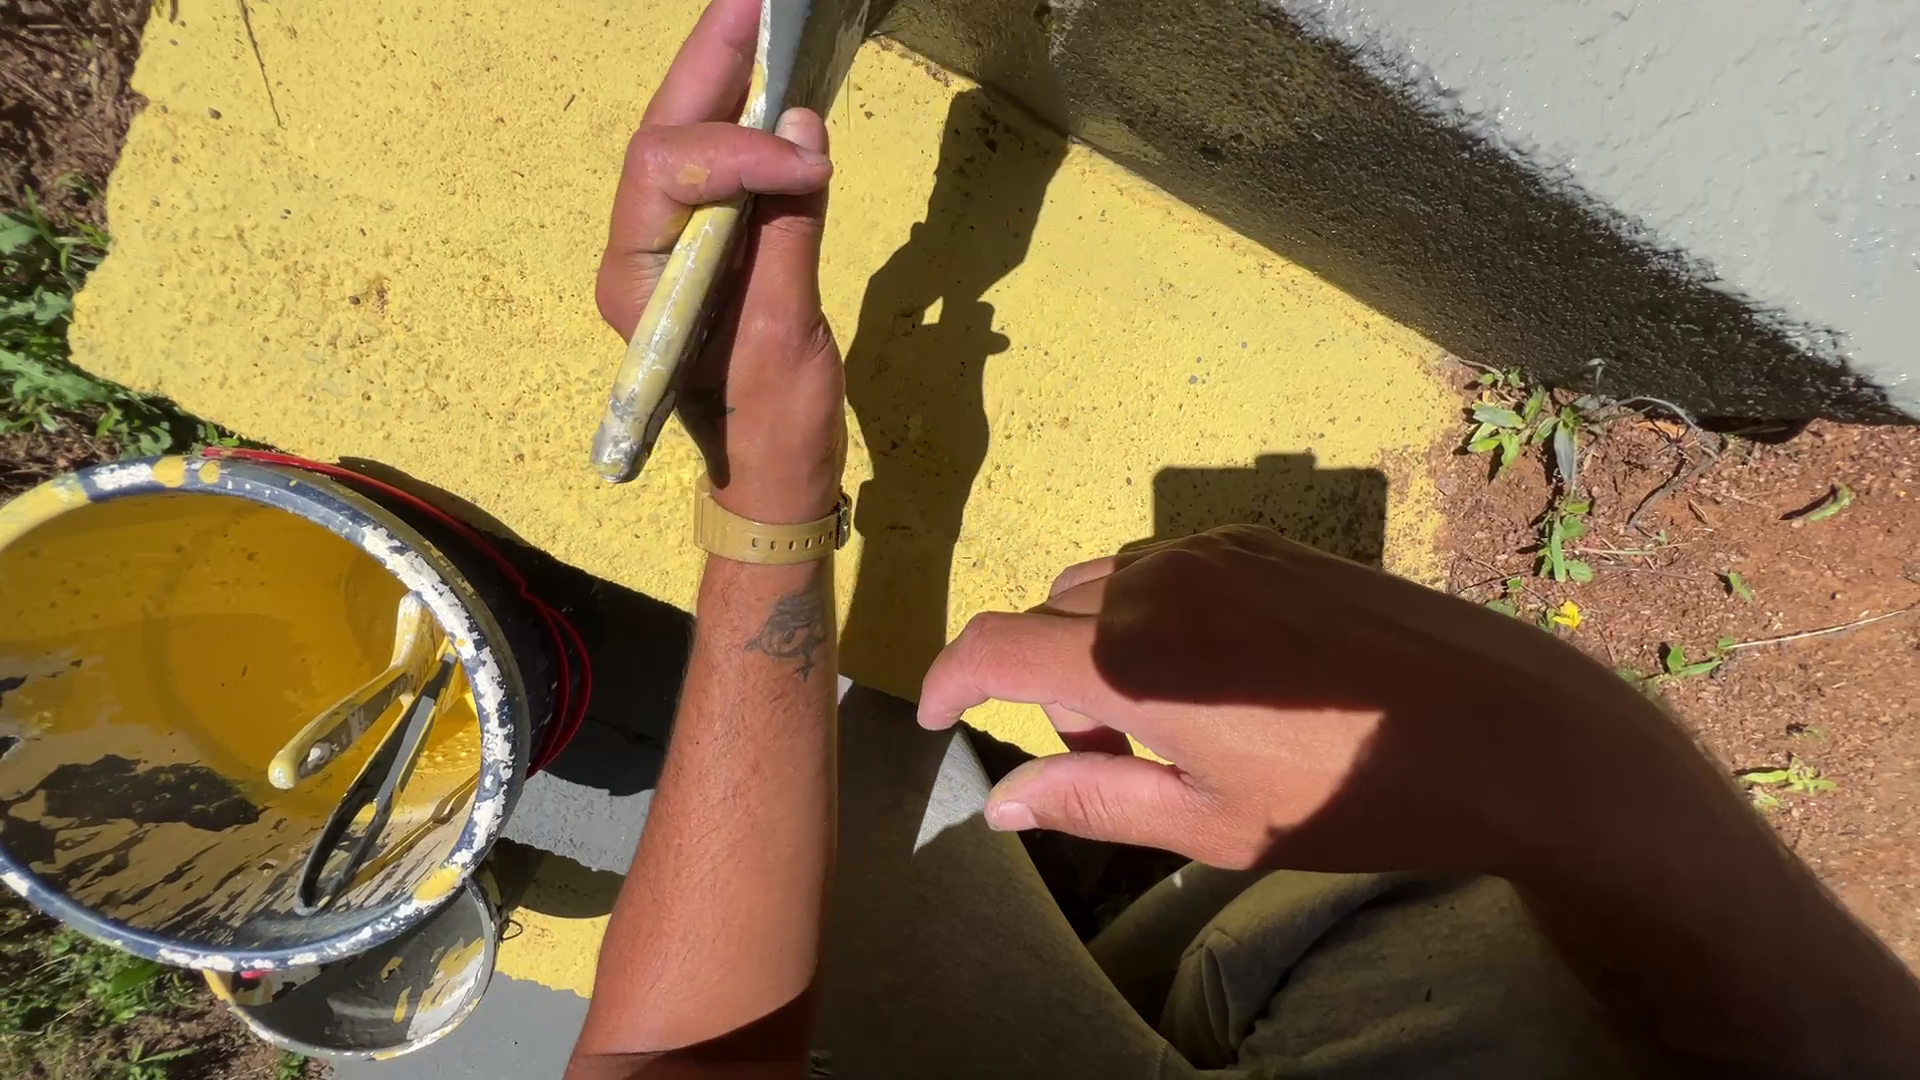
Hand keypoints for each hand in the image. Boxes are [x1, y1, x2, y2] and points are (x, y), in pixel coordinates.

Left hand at [596, 0, 846, 523]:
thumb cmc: (773, 430)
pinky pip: (723, 184)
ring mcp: (677, 258)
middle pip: (665, 139)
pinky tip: (778, 104)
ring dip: (725, 89)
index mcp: (639, 282)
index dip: (735, 146)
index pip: (668, 172)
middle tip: (756, 5)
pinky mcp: (714, 264)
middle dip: (709, 67)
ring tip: (765, 29)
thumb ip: (788, 234)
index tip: (810, 154)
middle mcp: (644, 257)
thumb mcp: (782, 339)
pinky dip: (751, 140)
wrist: (774, 481)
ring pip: (689, 152)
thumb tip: (802, 132)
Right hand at [917, 525, 1731, 874]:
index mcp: (1130, 658)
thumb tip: (998, 802)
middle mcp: (1150, 583)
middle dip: (1047, 687)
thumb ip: (1090, 801)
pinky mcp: (1250, 537)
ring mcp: (1203, 550)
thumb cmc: (1348, 796)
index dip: (948, 679)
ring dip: (1095, 648)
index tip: (936, 715)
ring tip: (1168, 710)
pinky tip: (1215, 663)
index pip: (993, 649)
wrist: (1506, 725)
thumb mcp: (1210, 824)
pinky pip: (1154, 568)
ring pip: (1096, 589)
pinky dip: (1144, 615)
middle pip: (1045, 621)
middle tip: (1112, 754)